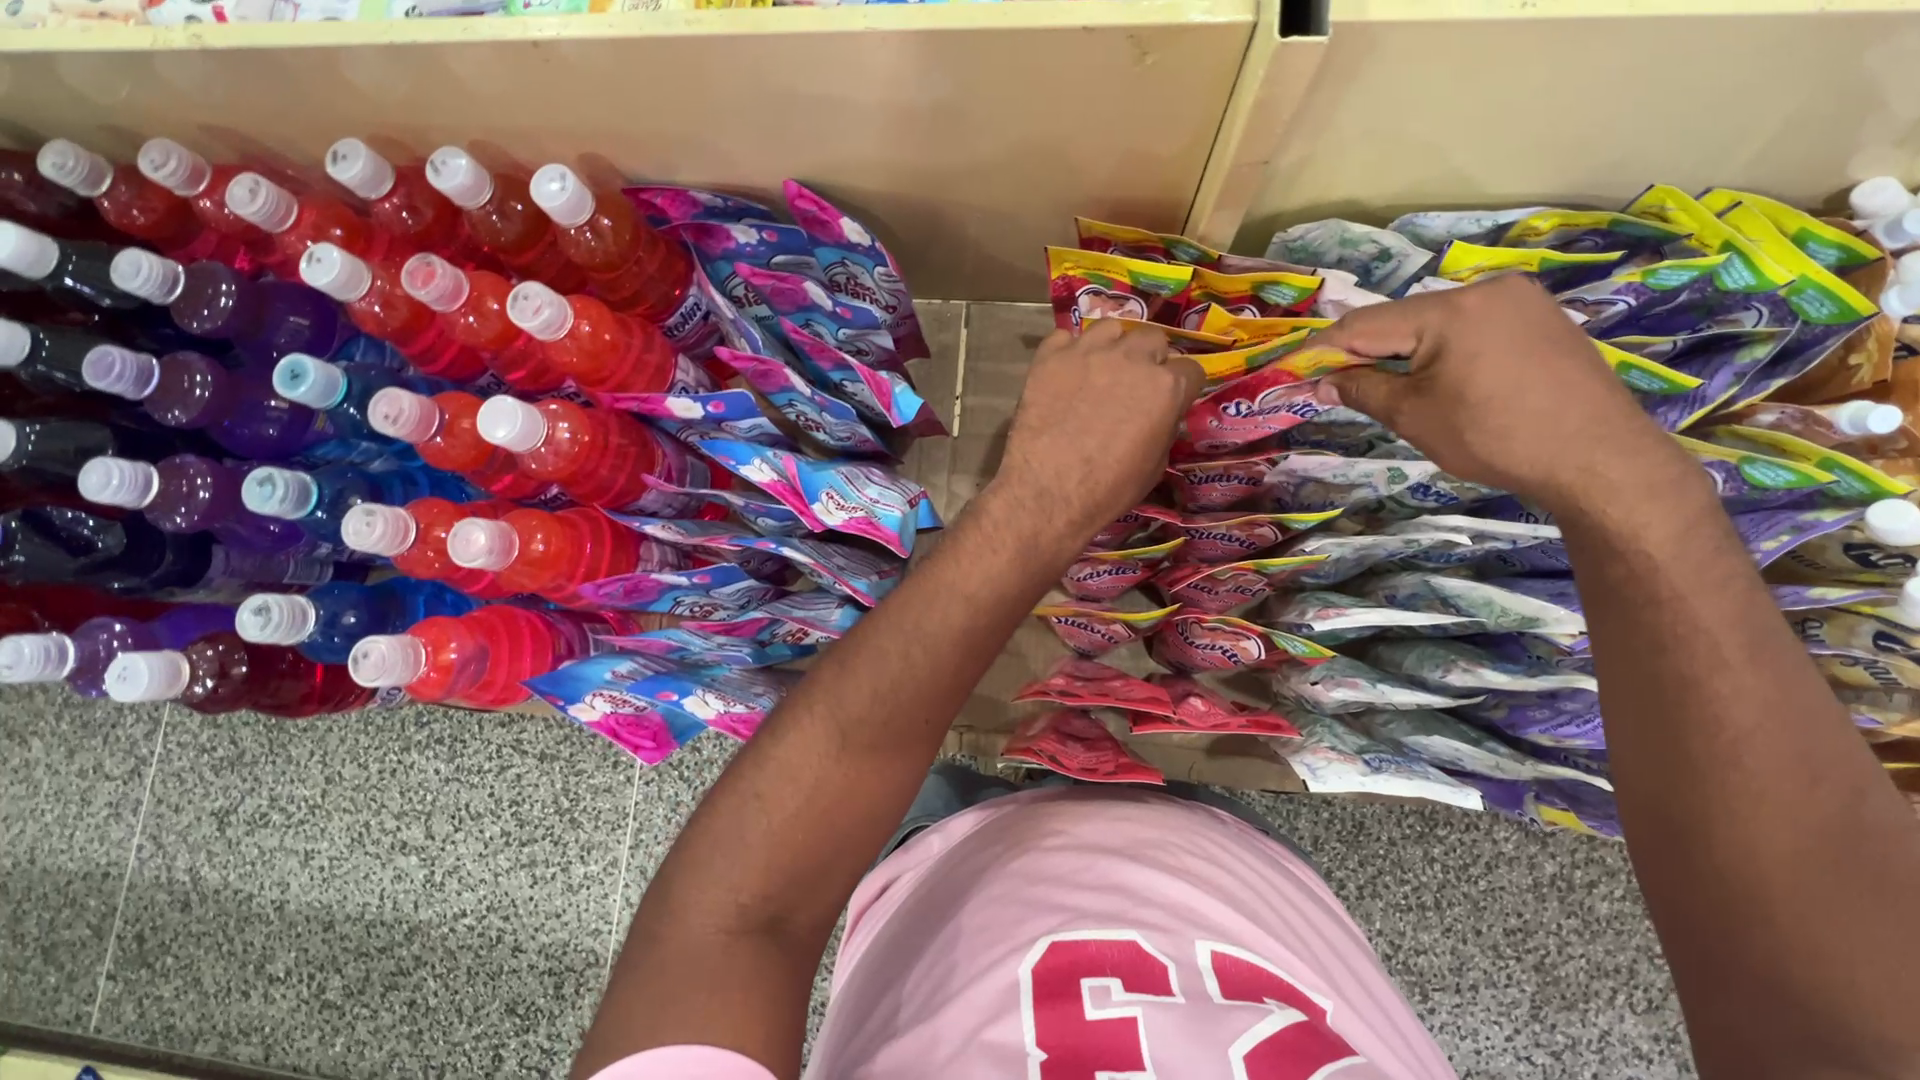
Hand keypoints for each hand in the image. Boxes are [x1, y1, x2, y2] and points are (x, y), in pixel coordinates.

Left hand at [991, 320, 1204, 544]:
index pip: (1191, 370)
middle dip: (1150, 358)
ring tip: (1101, 369)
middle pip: (1153, 338)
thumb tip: (1160, 416)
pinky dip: (1068, 351)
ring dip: (1112, 345)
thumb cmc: (1108, 489)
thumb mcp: (1155, 466)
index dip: (1183, 386)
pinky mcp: (1050, 357)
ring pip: (1111, 328)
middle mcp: (1132, 358)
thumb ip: (1163, 427)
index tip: (1172, 399)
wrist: (1048, 490)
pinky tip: (1064, 372)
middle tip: (1135, 383)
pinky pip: (1064, 337)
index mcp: (1166, 387)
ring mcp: (1088, 352)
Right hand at [1317, 274, 1692, 510]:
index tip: (1292, 368)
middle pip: (1402, 318)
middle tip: (1336, 384)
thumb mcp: (1415, 417)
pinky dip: (1444, 349)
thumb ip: (1363, 390)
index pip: (1364, 324)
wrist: (1598, 458)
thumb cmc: (1496, 438)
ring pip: (1437, 320)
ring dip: (1405, 350)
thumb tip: (1323, 381)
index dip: (1323, 348)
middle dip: (1366, 350)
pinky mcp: (1541, 316)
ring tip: (1387, 387)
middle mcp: (1485, 289)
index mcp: (1450, 309)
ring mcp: (1519, 299)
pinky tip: (1440, 379)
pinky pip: (1472, 326)